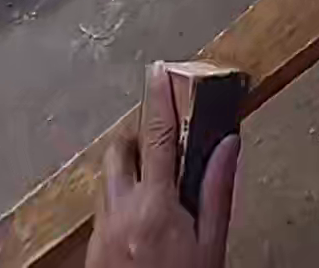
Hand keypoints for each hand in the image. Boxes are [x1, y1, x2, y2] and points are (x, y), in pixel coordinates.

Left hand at [88, 62, 240, 267]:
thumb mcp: (211, 245)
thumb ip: (217, 189)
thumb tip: (228, 139)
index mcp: (154, 205)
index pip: (156, 136)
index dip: (158, 99)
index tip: (158, 69)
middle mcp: (119, 213)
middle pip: (118, 152)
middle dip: (137, 137)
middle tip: (162, 142)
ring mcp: (100, 235)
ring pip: (107, 181)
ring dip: (128, 169)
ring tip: (155, 184)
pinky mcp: (90, 254)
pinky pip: (103, 210)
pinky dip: (121, 199)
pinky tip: (142, 220)